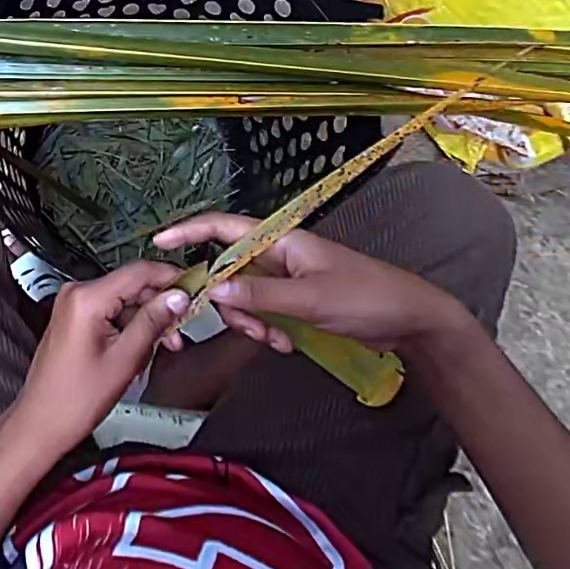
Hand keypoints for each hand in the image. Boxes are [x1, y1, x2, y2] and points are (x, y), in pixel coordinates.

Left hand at [3, 259, 186, 458]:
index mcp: (87, 297)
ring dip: (148, 318)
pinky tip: (144, 345)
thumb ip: (153, 322)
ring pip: (124, 299)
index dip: (171, 277)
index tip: (196, 287)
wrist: (42, 421)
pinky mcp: (75, 315)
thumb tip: (178, 296)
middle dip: (161, 305)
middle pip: (132, 284)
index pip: (139, 271)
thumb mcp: (125, 359)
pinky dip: (130, 325)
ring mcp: (74, 303)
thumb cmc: (76, 398)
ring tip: (167, 343)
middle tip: (184, 326)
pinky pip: (111, 310)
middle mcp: (77, 292)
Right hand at [153, 212, 477, 354]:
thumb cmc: (364, 296)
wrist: (411, 320)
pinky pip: (259, 310)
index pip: (222, 227)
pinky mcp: (290, 298)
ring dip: (250, 320)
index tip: (158, 244)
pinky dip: (265, 327)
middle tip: (247, 327)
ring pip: (241, 295)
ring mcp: (281, 277)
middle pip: (226, 270)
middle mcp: (274, 254)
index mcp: (278, 239)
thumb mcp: (309, 297)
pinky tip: (286, 342)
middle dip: (229, 301)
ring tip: (276, 339)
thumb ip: (259, 294)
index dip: (188, 231)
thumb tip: (211, 289)